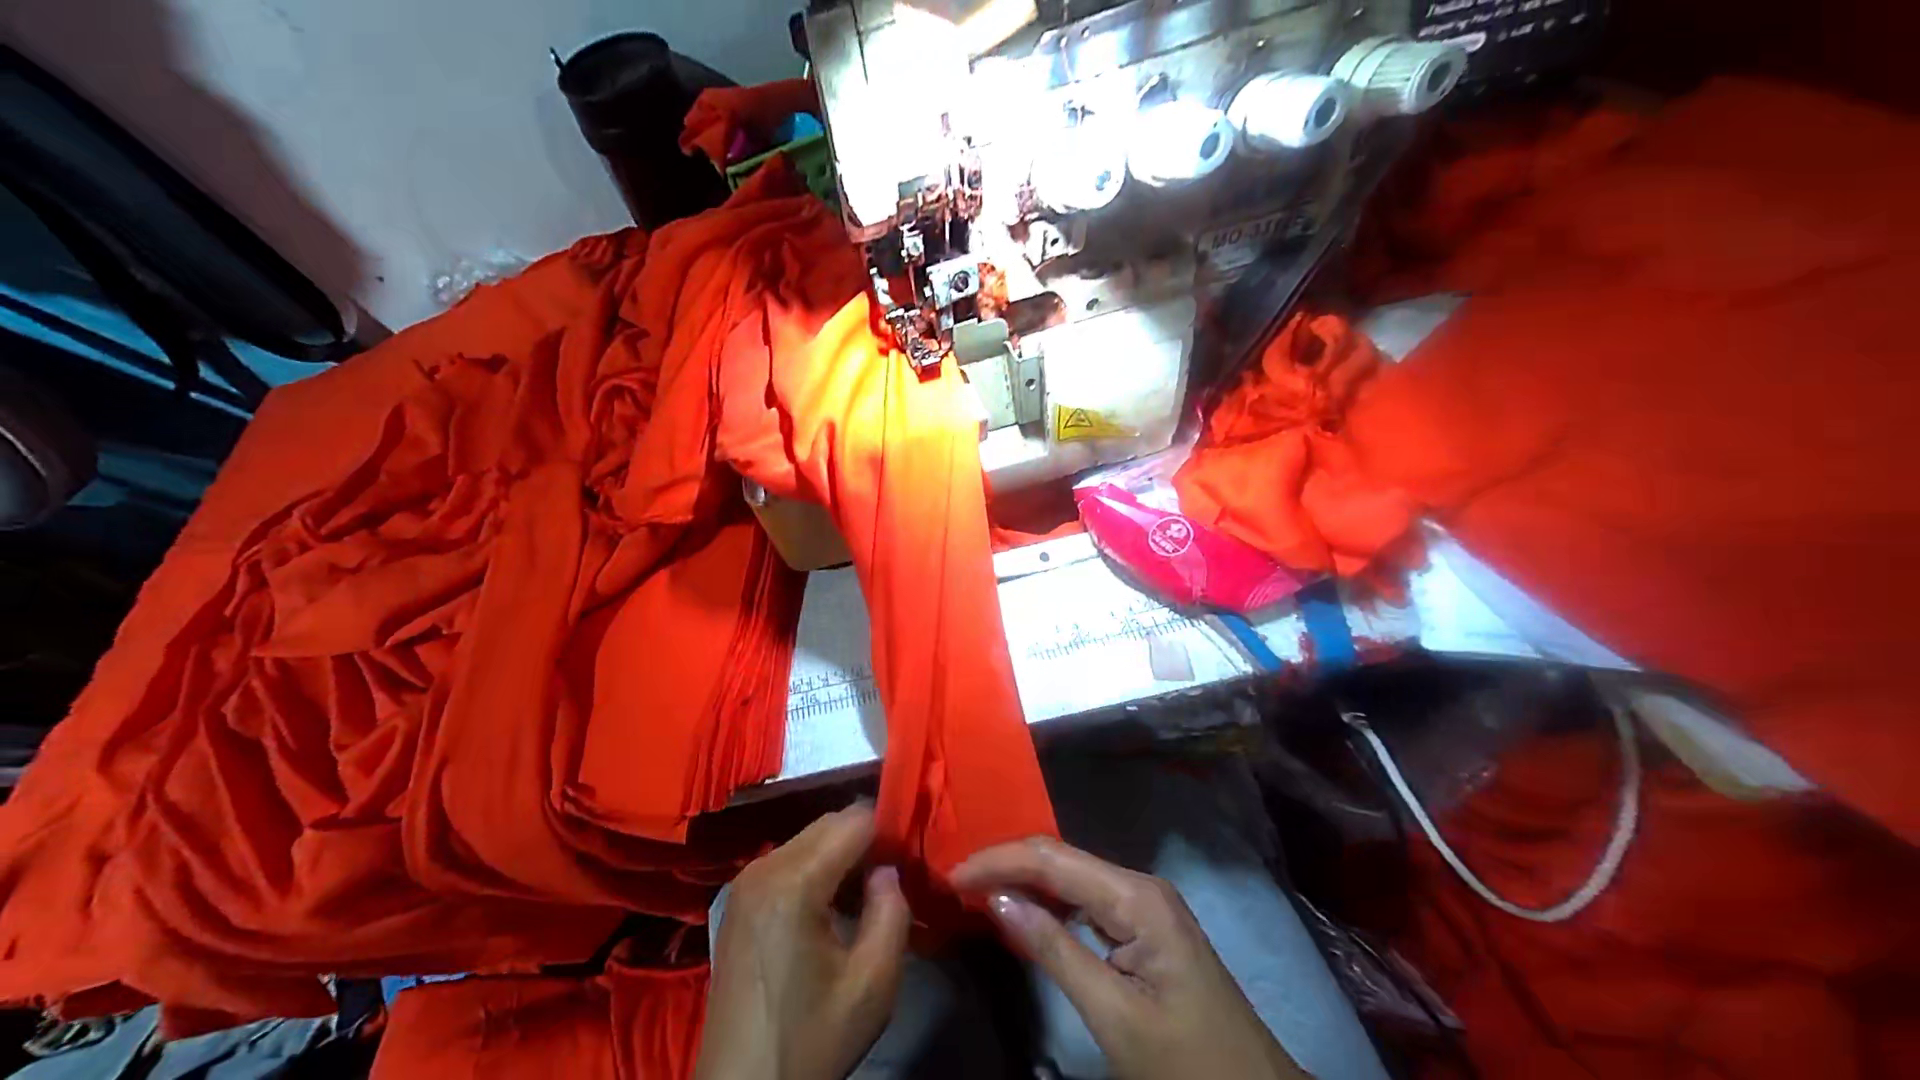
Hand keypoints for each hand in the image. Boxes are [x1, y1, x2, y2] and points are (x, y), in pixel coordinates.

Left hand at [694, 804, 910, 1079]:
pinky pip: (789, 859)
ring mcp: (744, 881)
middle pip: (829, 824)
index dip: (888, 831)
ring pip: (810, 838)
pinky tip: (831, 907)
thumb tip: (888, 870)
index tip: (910, 859)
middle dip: (866, 840)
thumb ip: (892, 911)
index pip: (854, 819)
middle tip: (893, 878)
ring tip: (867, 895)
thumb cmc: (809, 1040)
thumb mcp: (872, 984)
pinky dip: (817, 867)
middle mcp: (763, 867)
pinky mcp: (738, 899)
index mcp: (793, 882)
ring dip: (842, 854)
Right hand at [952, 836, 1305, 1079]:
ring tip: (975, 890)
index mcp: (1135, 896)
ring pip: (1070, 875)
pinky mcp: (1143, 925)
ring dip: (1023, 879)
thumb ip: (1052, 949)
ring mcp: (1143, 903)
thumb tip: (996, 898)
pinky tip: (1022, 910)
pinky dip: (1047, 901)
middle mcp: (1138, 884)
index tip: (950, 876)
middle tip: (955, 882)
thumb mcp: (1113, 1014)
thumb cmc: (1187, 1062)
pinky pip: (1085, 899)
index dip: (997, 861)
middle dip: (1006, 863)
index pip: (1052, 860)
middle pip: (1060, 859)